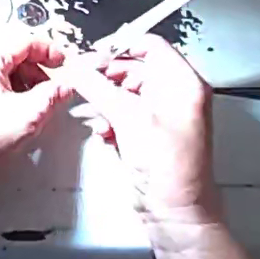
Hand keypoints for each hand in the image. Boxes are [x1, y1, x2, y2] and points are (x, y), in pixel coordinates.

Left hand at [0, 34, 73, 243]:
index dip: (50, 52)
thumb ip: (52, 96)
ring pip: (3, 69)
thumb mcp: (27, 116)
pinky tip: (12, 113)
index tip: (64, 65)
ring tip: (32, 107)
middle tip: (51, 91)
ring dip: (23, 82)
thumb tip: (65, 86)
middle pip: (15, 54)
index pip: (26, 41)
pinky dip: (7, 91)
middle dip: (37, 71)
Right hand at [58, 36, 220, 230]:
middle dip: (106, 76)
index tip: (94, 52)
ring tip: (94, 112)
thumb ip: (97, 86)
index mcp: (184, 84)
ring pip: (125, 92)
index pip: (151, 46)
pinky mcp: (149, 134)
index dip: (120, 45)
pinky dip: (110, 118)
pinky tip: (104, 131)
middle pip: (134, 68)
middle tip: (83, 79)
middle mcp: (176, 95)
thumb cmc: (169, 167)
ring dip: (105, 100)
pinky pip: (124, 113)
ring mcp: (162, 115)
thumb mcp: (128, 117)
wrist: (175, 213)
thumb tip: (76, 67)